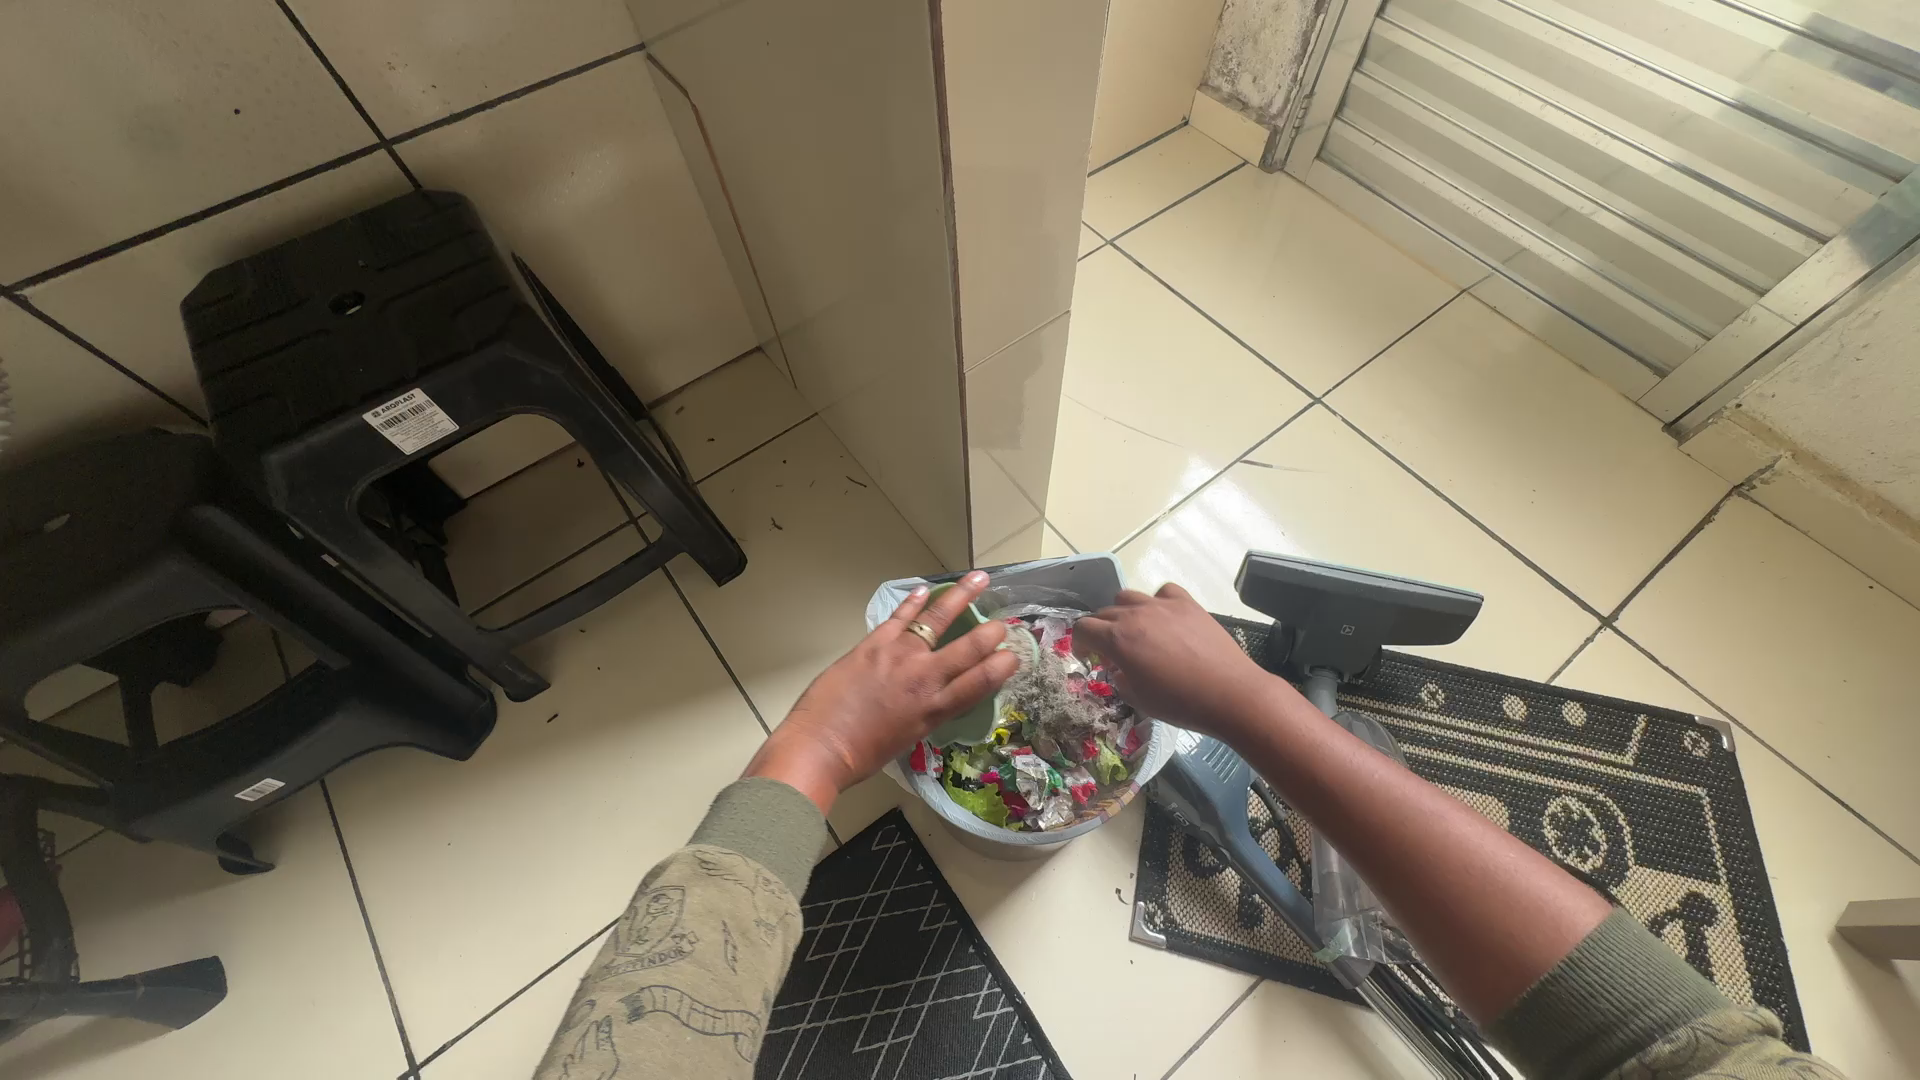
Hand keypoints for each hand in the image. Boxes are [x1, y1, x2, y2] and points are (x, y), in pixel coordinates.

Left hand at [746, 570, 1020, 811]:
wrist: (820, 746)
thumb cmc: (861, 755)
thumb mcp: (908, 739)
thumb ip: (925, 713)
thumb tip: (933, 696)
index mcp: (935, 709)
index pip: (980, 683)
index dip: (1001, 667)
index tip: (1013, 656)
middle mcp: (925, 678)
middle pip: (968, 648)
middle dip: (990, 633)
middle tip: (1004, 621)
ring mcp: (900, 656)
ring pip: (938, 619)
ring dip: (961, 596)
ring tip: (980, 578)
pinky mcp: (874, 643)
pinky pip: (900, 616)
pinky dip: (913, 601)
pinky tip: (925, 589)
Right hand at [1071, 582, 1293, 744]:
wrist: (1230, 694)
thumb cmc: (1180, 703)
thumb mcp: (1137, 698)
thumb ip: (1119, 678)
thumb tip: (1119, 667)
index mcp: (1117, 639)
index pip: (1082, 628)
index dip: (1079, 643)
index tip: (1088, 657)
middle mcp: (1135, 615)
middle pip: (1103, 612)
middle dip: (1100, 631)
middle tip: (1112, 652)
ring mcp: (1162, 605)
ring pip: (1128, 597)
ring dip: (1124, 613)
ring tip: (1137, 632)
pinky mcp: (1187, 603)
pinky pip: (1162, 592)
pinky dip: (1157, 603)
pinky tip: (1165, 620)